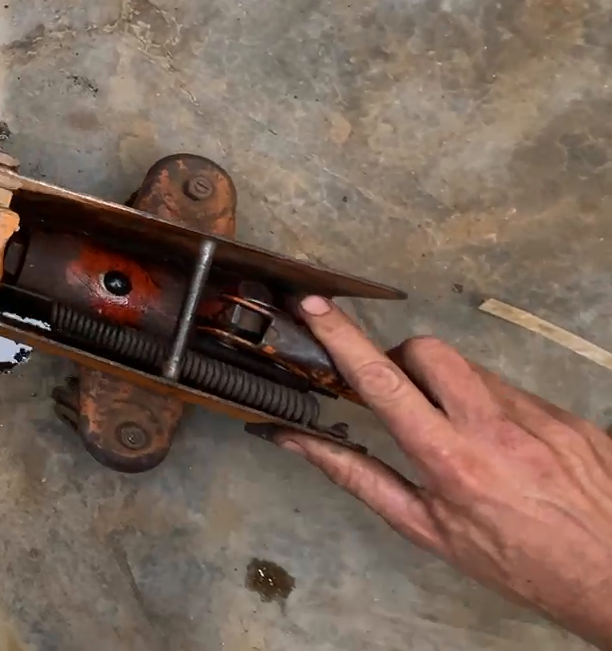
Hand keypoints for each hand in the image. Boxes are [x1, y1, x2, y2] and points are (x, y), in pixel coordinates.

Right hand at [281, 295, 611, 645]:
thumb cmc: (518, 565)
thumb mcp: (426, 529)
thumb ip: (354, 474)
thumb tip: (288, 436)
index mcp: (449, 458)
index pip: (381, 380)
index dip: (340, 336)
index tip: (311, 304)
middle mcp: (497, 431)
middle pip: (430, 352)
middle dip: (402, 358)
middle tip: (402, 390)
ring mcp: (548, 423)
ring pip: (474, 371)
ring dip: (451, 386)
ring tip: (462, 428)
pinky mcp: (582, 425)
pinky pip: (519, 395)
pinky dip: (498, 409)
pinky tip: (512, 448)